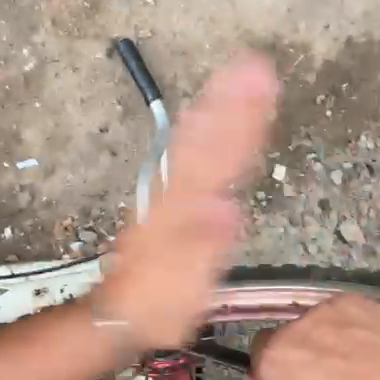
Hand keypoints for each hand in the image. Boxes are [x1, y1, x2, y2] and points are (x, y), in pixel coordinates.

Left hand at [93, 53, 278, 350]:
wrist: (119, 314)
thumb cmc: (157, 304)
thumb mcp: (184, 287)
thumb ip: (205, 247)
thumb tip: (228, 210)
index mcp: (186, 212)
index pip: (221, 157)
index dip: (242, 121)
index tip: (260, 86)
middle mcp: (177, 194)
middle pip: (209, 140)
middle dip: (232, 102)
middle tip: (253, 66)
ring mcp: (170, 195)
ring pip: (195, 142)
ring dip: (215, 107)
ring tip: (233, 74)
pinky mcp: (167, 201)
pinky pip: (184, 156)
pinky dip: (194, 130)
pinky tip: (200, 114)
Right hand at [248, 294, 379, 379]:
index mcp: (269, 363)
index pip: (258, 357)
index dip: (279, 373)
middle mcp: (288, 330)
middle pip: (285, 337)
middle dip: (301, 353)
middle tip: (332, 378)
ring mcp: (320, 310)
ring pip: (313, 324)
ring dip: (326, 338)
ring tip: (360, 363)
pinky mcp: (350, 299)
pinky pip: (341, 313)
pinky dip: (351, 326)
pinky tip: (374, 346)